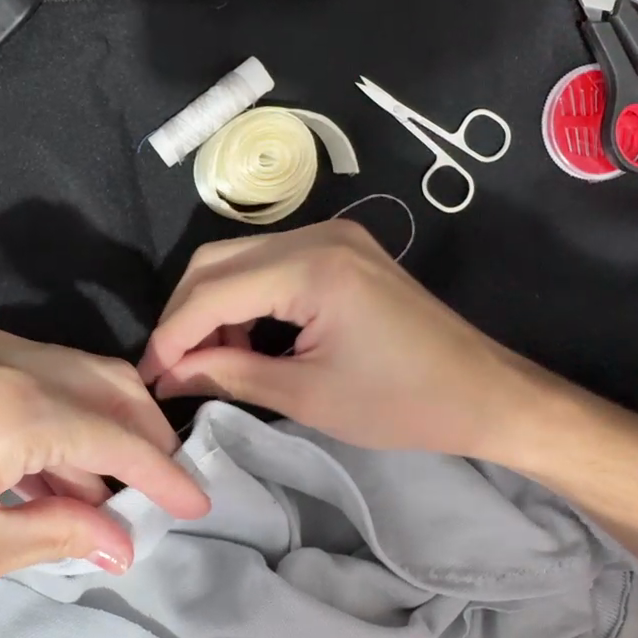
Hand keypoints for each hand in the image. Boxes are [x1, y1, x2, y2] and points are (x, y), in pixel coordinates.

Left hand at [0, 324, 210, 637]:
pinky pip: (22, 369)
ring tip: (101, 487)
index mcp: (14, 406)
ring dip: (94, 420)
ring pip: (64, 369)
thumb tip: (122, 543)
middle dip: (140, 432)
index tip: (197, 504)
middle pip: (101, 381)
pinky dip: (50, 407)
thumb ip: (62, 534)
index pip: (116, 435)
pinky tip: (47, 458)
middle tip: (161, 484)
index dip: (163, 473)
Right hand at [138, 221, 546, 458]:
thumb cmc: (404, 404)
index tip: (148, 379)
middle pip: (214, 262)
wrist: (488, 393)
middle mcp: (316, 234)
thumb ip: (230, 375)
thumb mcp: (307, 397)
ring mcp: (331, 235)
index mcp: (311, 268)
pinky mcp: (340, 248)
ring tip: (208, 362)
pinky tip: (244, 340)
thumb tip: (169, 375)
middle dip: (184, 317)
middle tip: (170, 369)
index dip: (171, 337)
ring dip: (211, 307)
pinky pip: (267, 263)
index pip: (212, 292)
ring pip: (237, 258)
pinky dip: (243, 299)